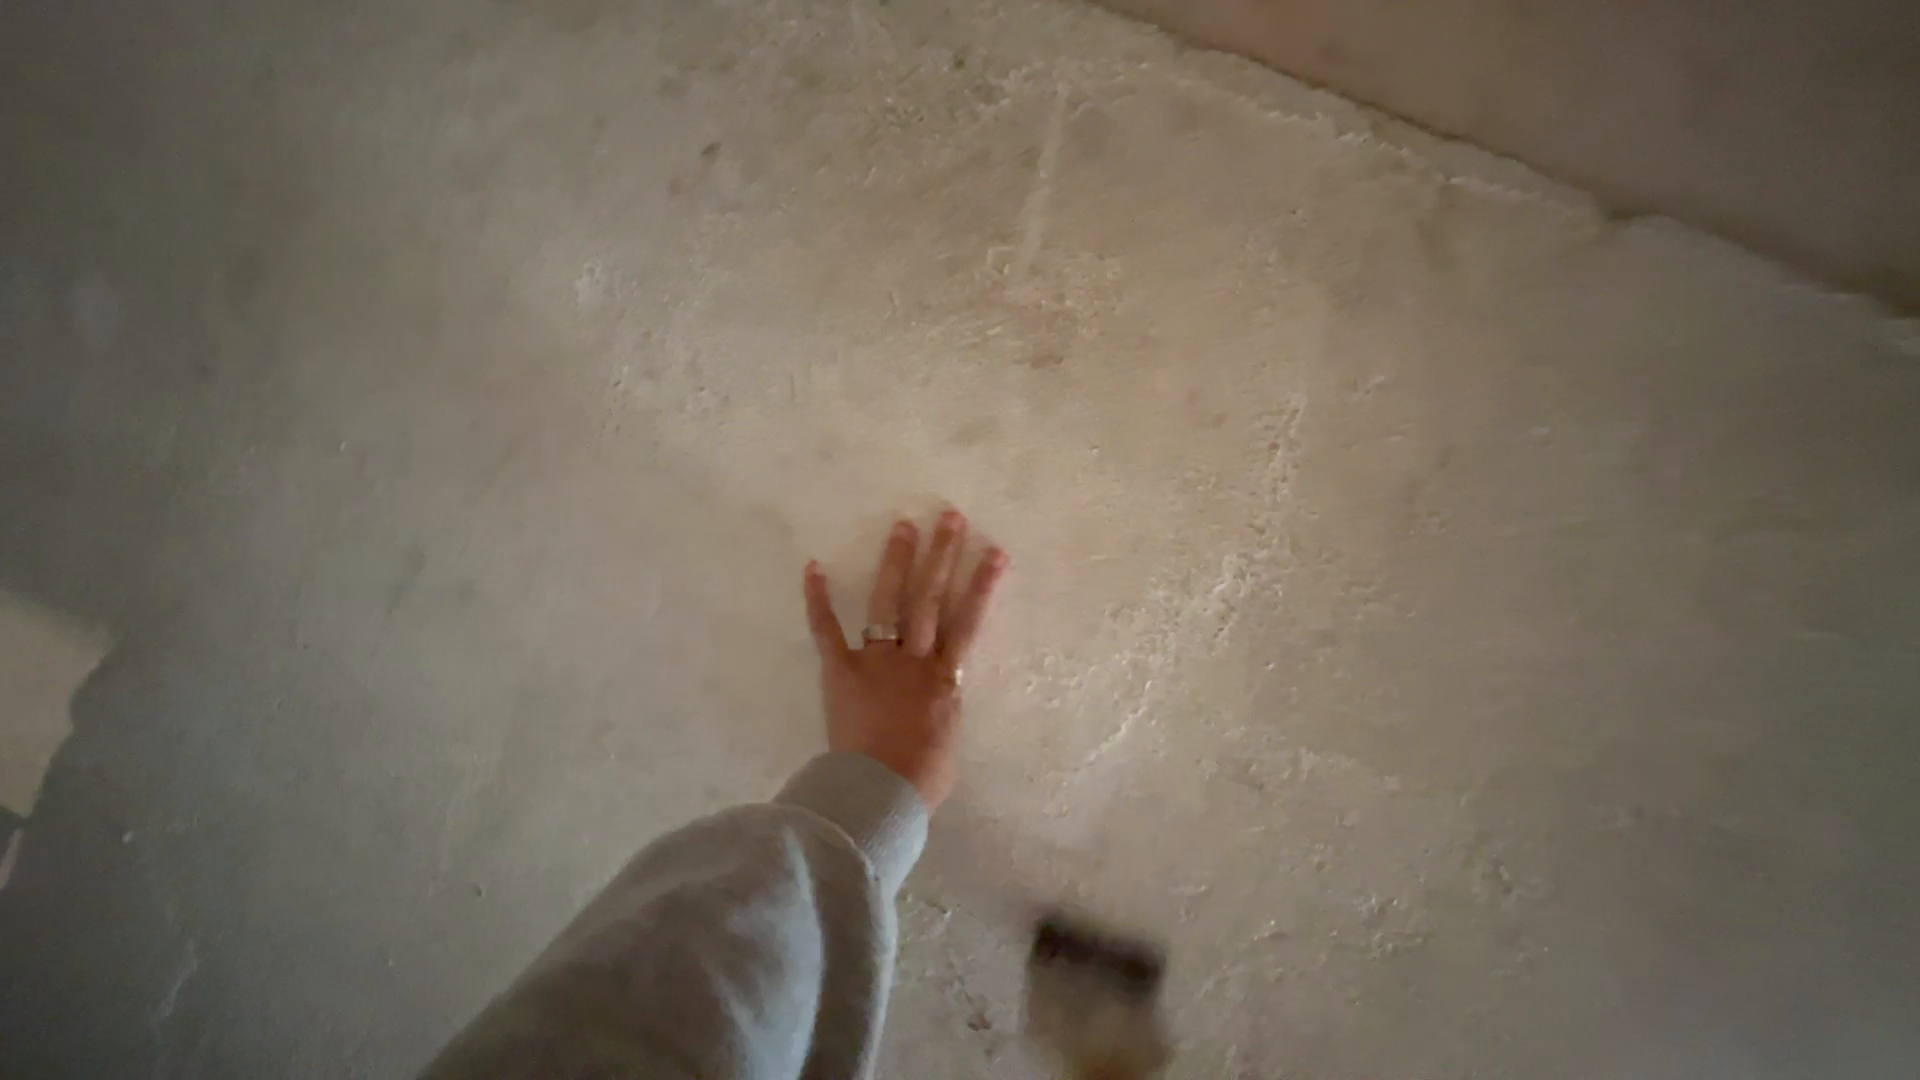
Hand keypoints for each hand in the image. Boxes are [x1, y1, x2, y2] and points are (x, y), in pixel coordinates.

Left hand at [802, 510, 1008, 808]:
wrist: (880, 795)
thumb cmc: (922, 780)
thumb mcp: (947, 745)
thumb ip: (942, 716)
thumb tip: (937, 709)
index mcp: (944, 679)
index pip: (968, 622)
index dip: (981, 586)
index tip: (994, 552)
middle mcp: (914, 659)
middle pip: (930, 599)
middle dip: (942, 556)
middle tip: (949, 519)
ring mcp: (876, 661)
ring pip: (889, 604)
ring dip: (897, 564)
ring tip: (904, 527)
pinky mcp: (841, 671)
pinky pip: (827, 631)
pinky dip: (818, 600)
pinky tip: (814, 567)